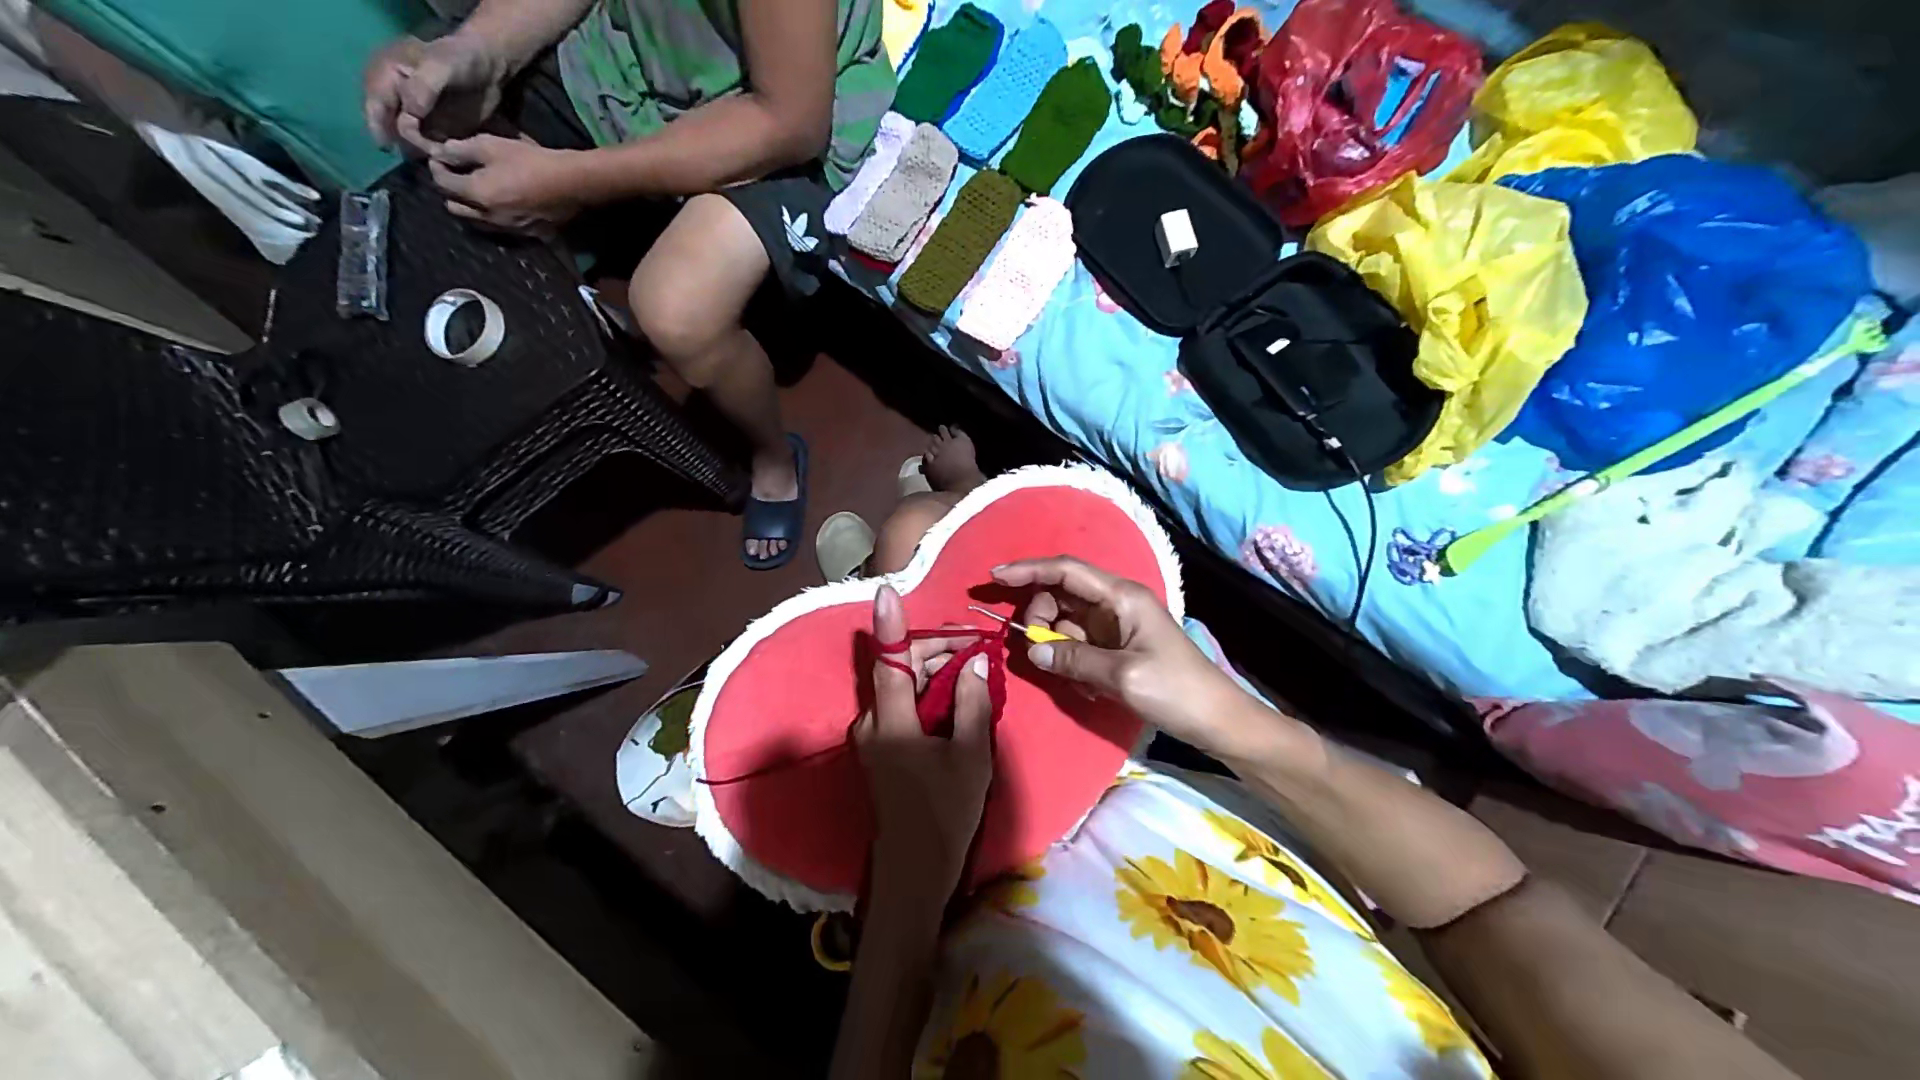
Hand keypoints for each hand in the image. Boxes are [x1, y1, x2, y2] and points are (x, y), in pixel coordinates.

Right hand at [364, 33, 507, 147]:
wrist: (487, 70)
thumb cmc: (460, 60)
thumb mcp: (440, 66)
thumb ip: (424, 87)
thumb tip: (411, 112)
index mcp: (386, 74)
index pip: (375, 103)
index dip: (377, 125)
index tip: (386, 146)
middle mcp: (396, 95)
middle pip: (390, 124)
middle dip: (404, 141)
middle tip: (428, 151)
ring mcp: (416, 112)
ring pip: (410, 137)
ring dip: (421, 149)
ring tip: (440, 154)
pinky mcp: (435, 125)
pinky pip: (430, 142)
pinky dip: (435, 151)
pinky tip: (449, 157)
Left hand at [425, 135, 582, 232]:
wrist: (571, 185)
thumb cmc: (530, 162)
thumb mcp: (489, 145)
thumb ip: (459, 149)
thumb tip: (440, 152)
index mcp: (476, 194)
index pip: (441, 183)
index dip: (437, 167)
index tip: (441, 157)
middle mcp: (488, 217)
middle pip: (454, 208)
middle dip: (450, 191)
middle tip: (458, 176)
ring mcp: (509, 229)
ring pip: (476, 222)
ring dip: (472, 208)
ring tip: (479, 193)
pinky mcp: (527, 234)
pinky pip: (501, 228)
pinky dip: (494, 218)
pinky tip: (503, 206)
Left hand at [854, 586, 994, 902]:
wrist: (913, 869)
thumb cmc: (944, 812)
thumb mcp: (970, 756)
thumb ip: (971, 702)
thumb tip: (975, 661)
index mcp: (890, 722)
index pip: (888, 662)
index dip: (889, 625)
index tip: (886, 590)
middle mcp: (872, 722)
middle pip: (900, 669)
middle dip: (936, 652)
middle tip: (976, 649)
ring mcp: (872, 736)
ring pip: (902, 687)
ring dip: (934, 672)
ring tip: (974, 670)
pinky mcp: (879, 747)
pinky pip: (901, 707)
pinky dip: (927, 695)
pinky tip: (957, 696)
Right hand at [993, 556, 1291, 760]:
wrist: (1216, 720)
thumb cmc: (1176, 689)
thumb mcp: (1123, 675)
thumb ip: (1074, 658)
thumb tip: (1032, 649)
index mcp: (1121, 596)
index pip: (1066, 570)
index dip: (1029, 570)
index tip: (995, 578)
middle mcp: (1114, 604)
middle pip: (1060, 595)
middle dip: (1040, 617)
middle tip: (1036, 648)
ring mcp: (1113, 627)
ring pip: (1065, 624)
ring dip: (1057, 646)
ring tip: (1076, 679)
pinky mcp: (1113, 648)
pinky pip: (1077, 646)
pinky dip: (1071, 662)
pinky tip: (1088, 687)